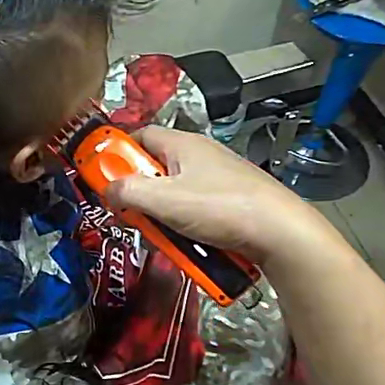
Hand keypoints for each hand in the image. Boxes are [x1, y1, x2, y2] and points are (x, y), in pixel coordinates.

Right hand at [104, 127, 334, 263]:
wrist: (279, 232)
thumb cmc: (220, 207)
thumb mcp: (164, 200)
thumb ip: (129, 192)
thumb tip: (107, 191)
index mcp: (182, 144)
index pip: (139, 136)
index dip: (118, 154)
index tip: (105, 178)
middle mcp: (200, 156)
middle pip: (156, 172)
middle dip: (142, 198)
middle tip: (135, 219)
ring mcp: (219, 181)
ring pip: (176, 198)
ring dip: (165, 220)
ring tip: (167, 240)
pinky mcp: (232, 203)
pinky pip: (197, 213)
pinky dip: (188, 229)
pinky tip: (191, 247)